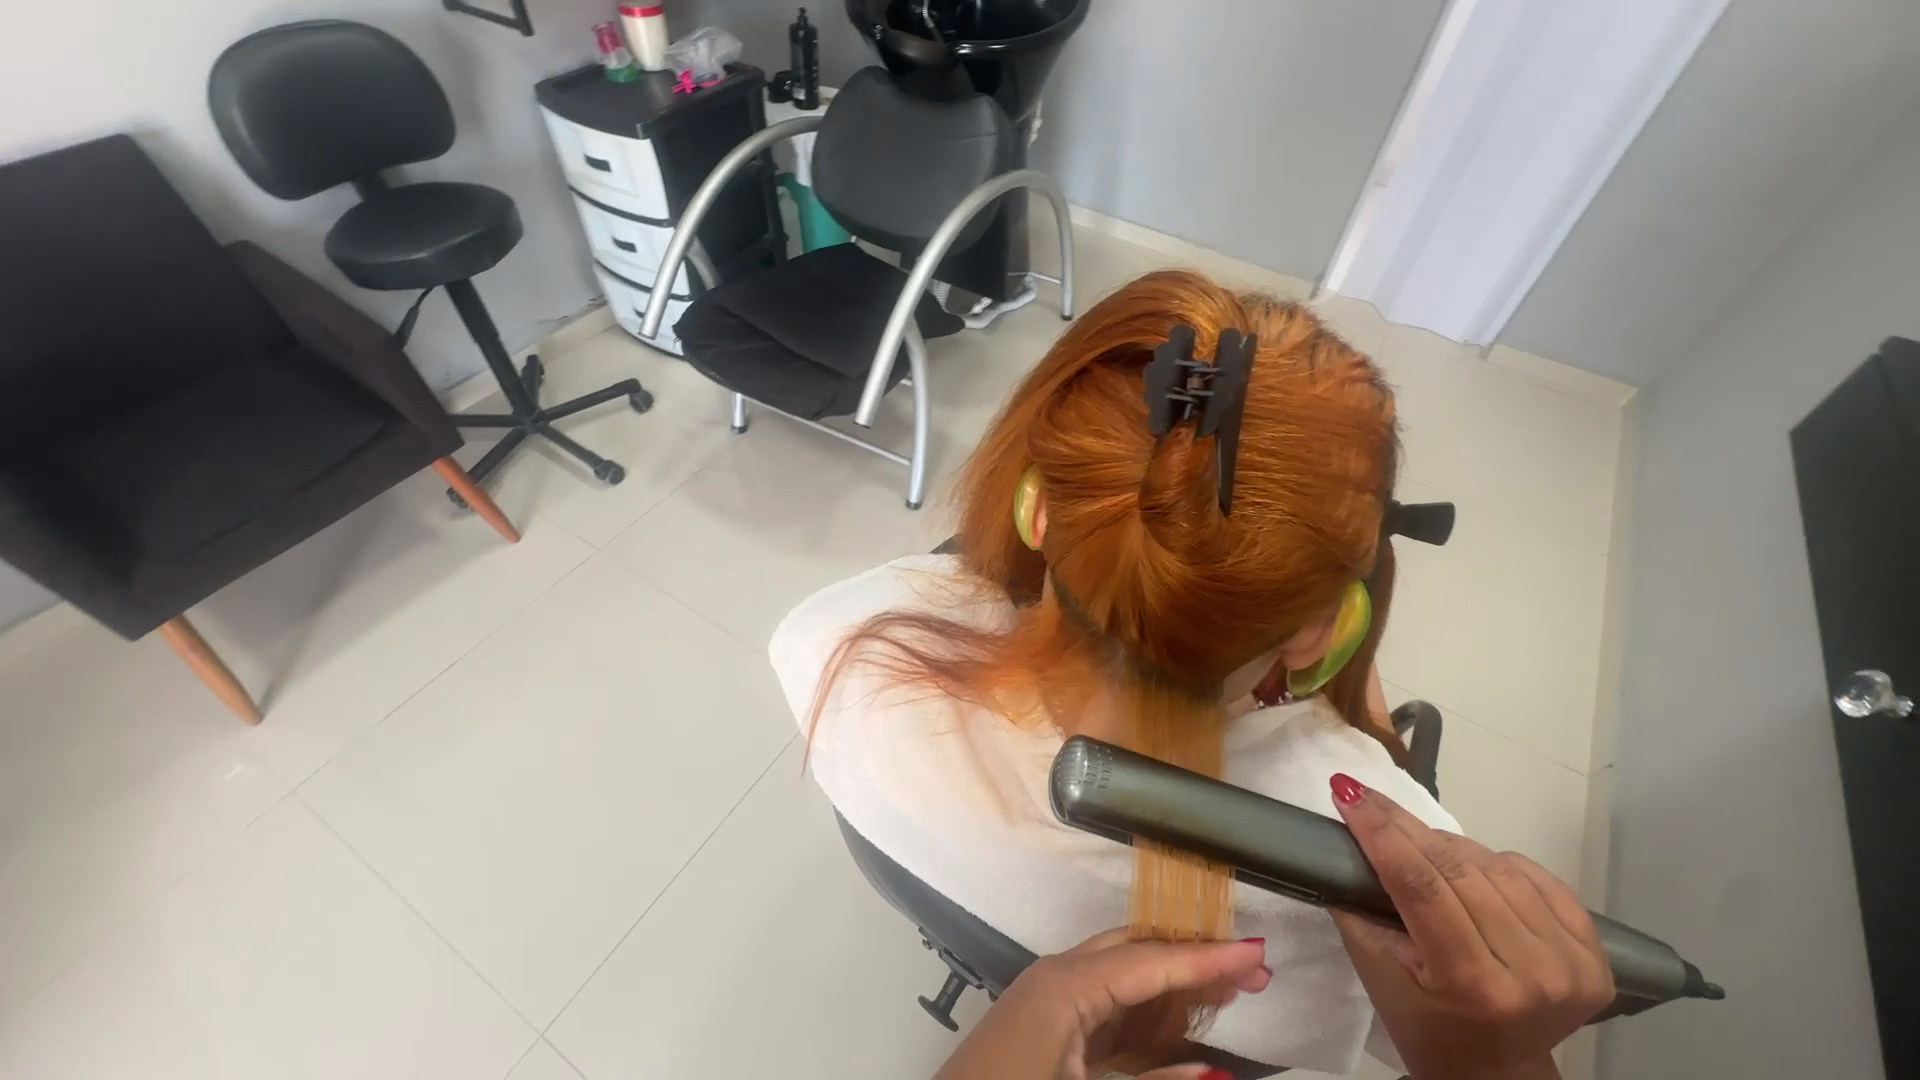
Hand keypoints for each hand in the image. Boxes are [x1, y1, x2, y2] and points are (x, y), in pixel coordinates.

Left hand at [933, 929, 1269, 1079]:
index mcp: (1066, 985)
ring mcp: (1049, 998)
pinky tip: (1179, 1023)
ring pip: (1124, 975)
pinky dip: (1147, 1009)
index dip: (1207, 957)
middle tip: (1255, 970)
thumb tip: (1213, 1072)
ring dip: (1174, 982)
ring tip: (1230, 988)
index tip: (1258, 950)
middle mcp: (1057, 976)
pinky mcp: (1048, 1024)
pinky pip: (1107, 1004)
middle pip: (1138, 953)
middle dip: (1195, 958)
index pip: (1151, 961)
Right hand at [1327, 774, 1613, 1079]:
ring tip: (1414, 841)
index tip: (1348, 793)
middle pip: (1458, 869)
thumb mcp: (1375, 970)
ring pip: (1495, 865)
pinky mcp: (1593, 954)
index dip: (1382, 832)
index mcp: (1473, 984)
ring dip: (1446, 843)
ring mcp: (1571, 962)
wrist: (1493, 1072)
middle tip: (1366, 797)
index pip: (1422, 886)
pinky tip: (1470, 863)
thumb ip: (1358, 906)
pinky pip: (1536, 877)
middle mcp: (1532, 972)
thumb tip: (1348, 836)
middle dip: (1404, 825)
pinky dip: (1496, 860)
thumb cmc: (1421, 1022)